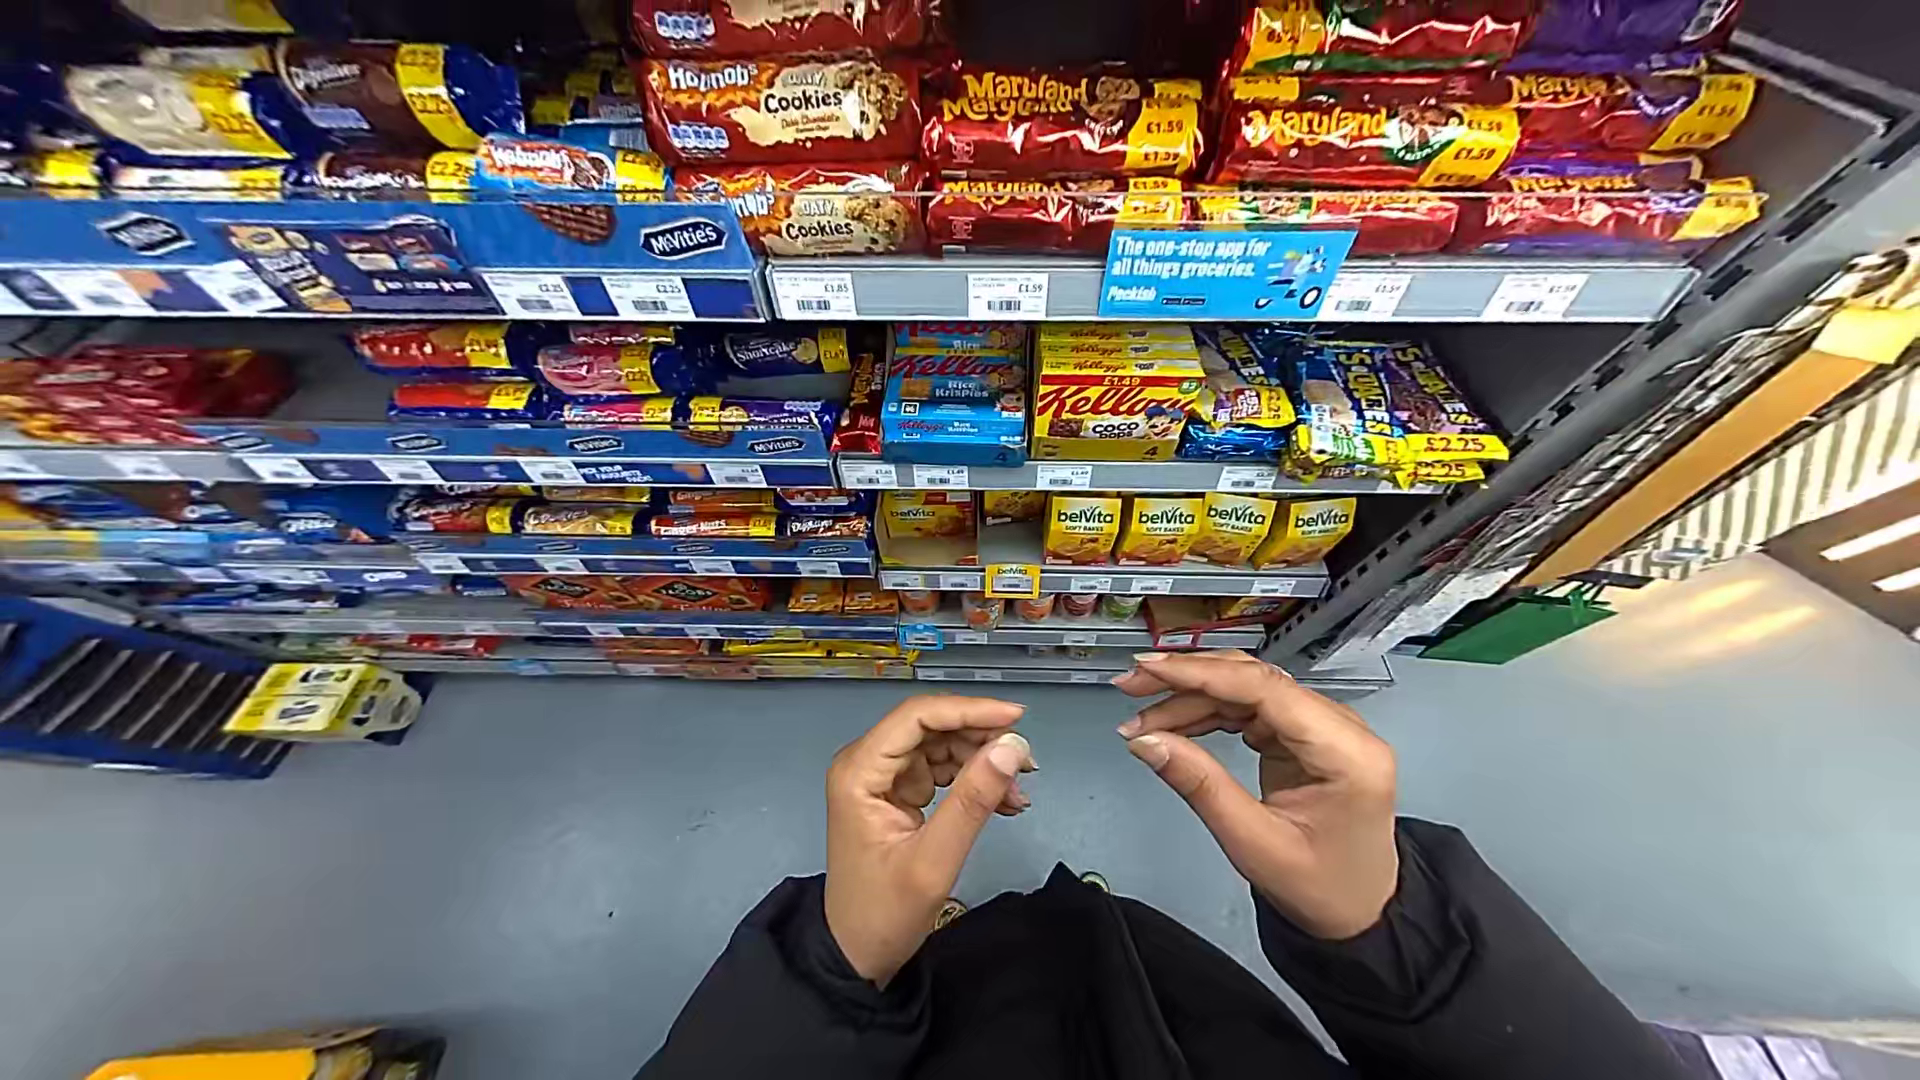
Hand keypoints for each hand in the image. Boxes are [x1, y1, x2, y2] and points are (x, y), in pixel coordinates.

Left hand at [824, 695, 1035, 984]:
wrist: (857, 956)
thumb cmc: (883, 914)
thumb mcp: (933, 862)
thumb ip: (972, 802)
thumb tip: (1011, 748)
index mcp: (860, 769)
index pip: (917, 717)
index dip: (967, 710)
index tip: (1015, 718)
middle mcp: (868, 761)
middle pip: (932, 726)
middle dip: (981, 737)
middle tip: (1025, 760)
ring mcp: (885, 774)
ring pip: (942, 744)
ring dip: (982, 759)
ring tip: (1018, 788)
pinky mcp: (900, 788)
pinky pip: (944, 767)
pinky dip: (975, 778)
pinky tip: (1004, 798)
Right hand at [1114, 651, 1397, 939]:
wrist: (1359, 912)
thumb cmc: (1320, 886)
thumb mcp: (1253, 843)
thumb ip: (1199, 785)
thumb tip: (1145, 741)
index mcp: (1345, 751)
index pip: (1263, 687)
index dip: (1199, 673)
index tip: (1148, 669)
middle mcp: (1337, 724)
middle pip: (1249, 678)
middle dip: (1185, 678)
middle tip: (1130, 686)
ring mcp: (1319, 723)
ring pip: (1240, 687)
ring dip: (1187, 696)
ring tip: (1140, 718)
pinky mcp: (1299, 730)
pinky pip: (1243, 705)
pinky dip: (1202, 711)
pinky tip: (1170, 724)